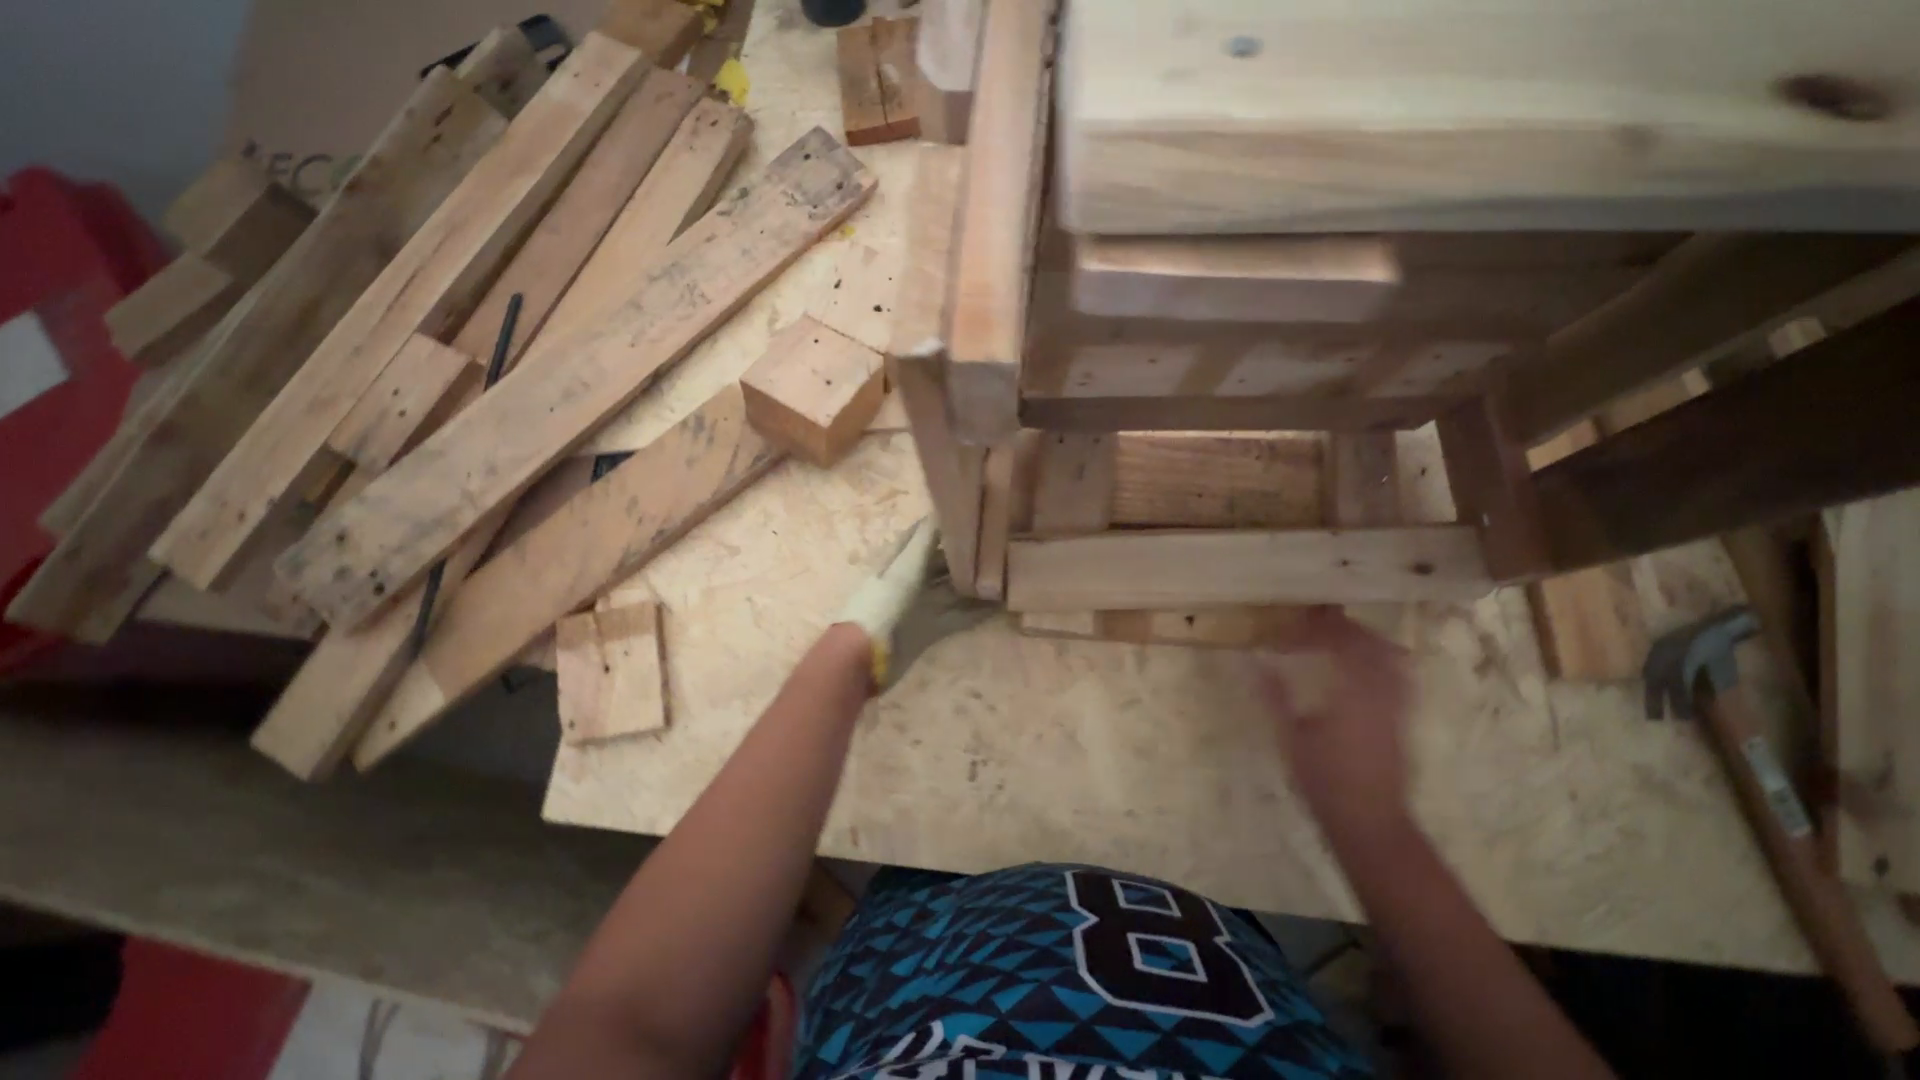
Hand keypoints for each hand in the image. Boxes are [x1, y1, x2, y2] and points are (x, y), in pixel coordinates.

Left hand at [835, 518, 996, 691]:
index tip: (970, 514)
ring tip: (1004, 577)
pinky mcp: (926, 630)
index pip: (920, 535)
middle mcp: (908, 580)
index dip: (940, 524)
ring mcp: (917, 606)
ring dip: (971, 586)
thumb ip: (924, 540)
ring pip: (949, 591)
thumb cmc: (883, 604)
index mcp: (897, 560)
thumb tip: (942, 509)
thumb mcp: (904, 567)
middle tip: (997, 548)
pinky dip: (973, 613)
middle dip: (963, 556)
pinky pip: (955, 617)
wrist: (866, 656)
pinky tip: (996, 608)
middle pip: (938, 563)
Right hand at [1250, 607, 1414, 843]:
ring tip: (1347, 640)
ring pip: (1392, 658)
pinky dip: (1387, 663)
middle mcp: (1381, 691)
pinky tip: (1372, 671)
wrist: (1370, 821)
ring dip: (1369, 642)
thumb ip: (1273, 695)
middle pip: (1370, 644)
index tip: (1299, 621)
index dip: (1320, 627)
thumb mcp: (1290, 738)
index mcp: (1350, 691)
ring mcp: (1399, 706)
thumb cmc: (1324, 782)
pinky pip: (1403, 678)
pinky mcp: (1406, 720)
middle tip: (1321, 624)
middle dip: (1346, 629)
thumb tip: (1251, 661)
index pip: (1340, 642)